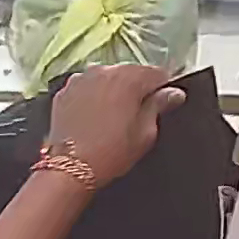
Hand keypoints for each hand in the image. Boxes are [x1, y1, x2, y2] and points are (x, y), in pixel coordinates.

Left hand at [46, 64, 185, 185]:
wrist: (70, 168)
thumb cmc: (110, 154)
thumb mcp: (145, 134)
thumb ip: (159, 107)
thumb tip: (173, 94)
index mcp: (129, 78)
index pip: (157, 73)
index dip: (163, 88)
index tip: (164, 102)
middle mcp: (104, 71)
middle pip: (129, 73)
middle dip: (136, 90)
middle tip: (136, 116)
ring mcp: (81, 79)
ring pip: (106, 78)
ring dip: (113, 92)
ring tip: (113, 119)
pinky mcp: (64, 92)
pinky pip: (86, 88)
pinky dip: (92, 98)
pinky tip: (93, 119)